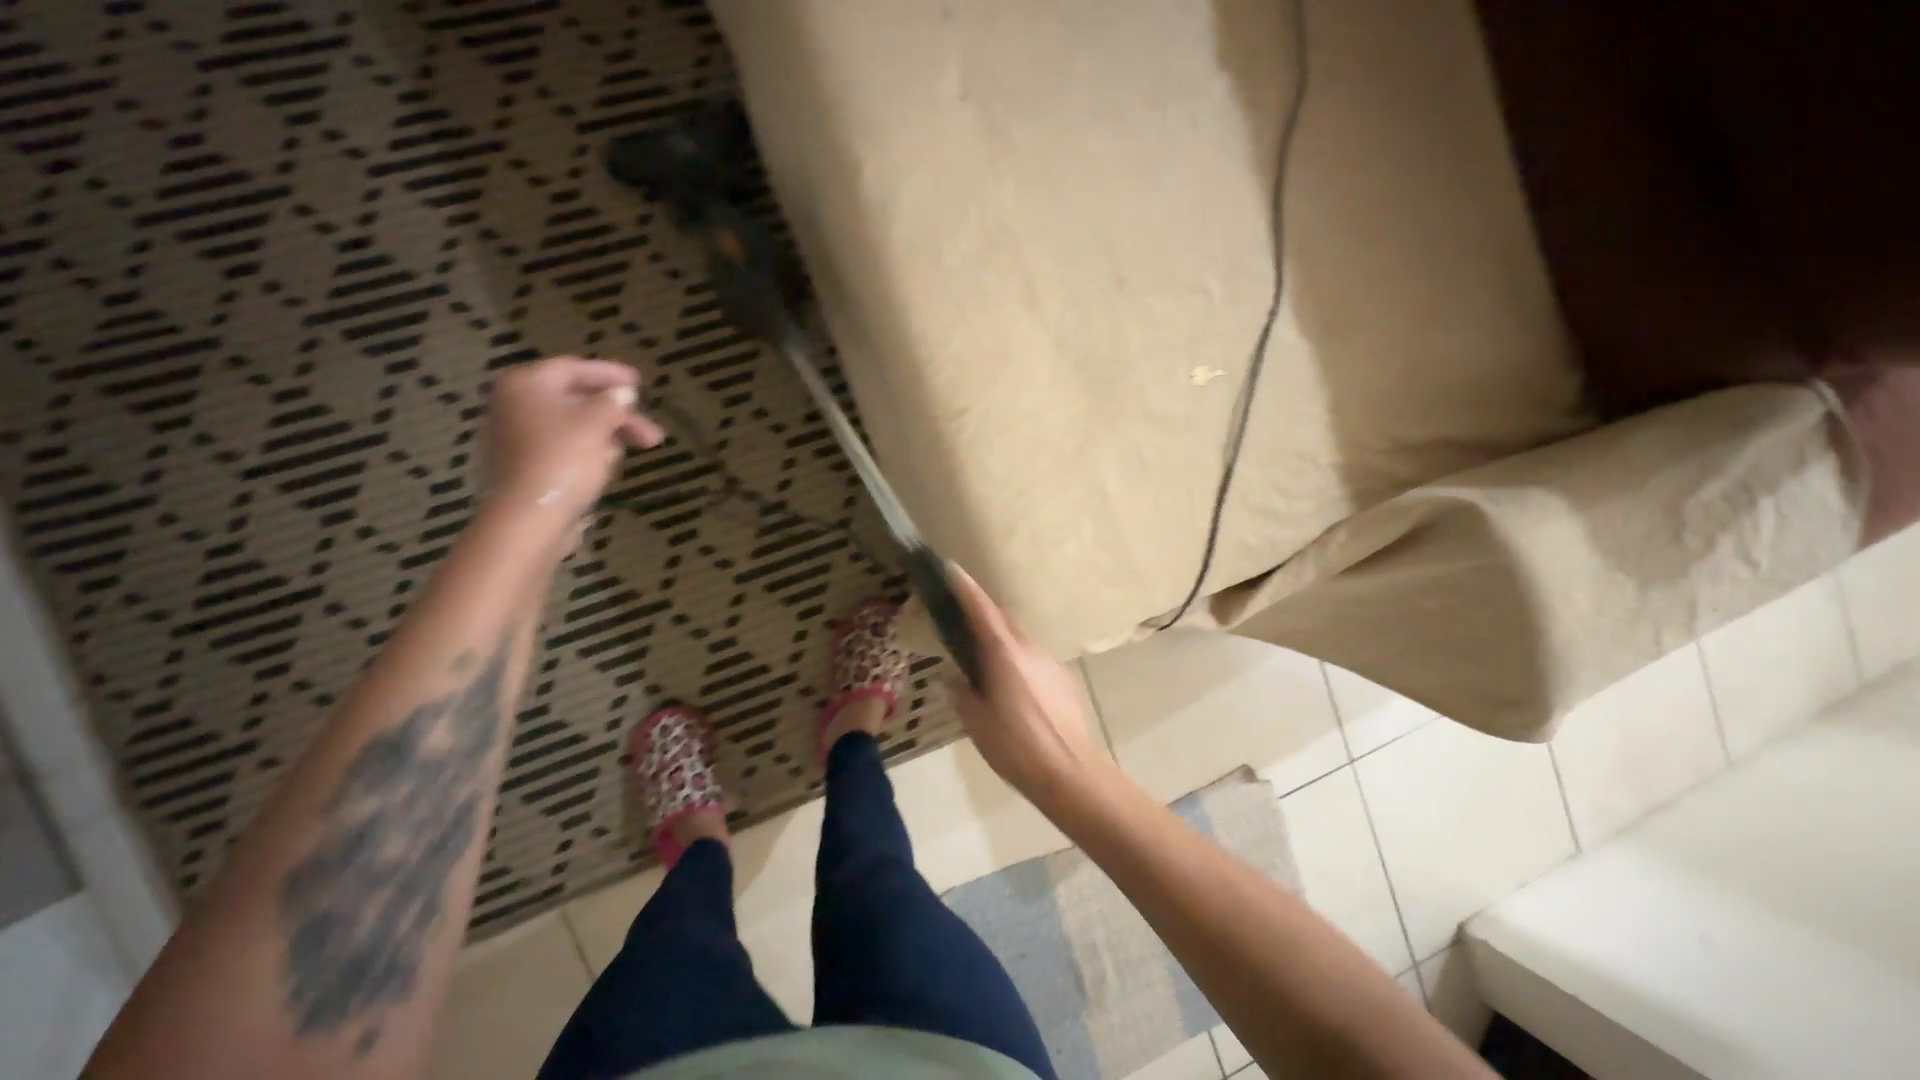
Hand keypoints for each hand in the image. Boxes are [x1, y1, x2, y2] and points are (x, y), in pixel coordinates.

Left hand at [485, 357, 664, 518]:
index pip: (573, 367)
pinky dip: (586, 453)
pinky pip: (560, 450)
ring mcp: (513, 438)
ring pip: (571, 428)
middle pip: (575, 401)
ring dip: (606, 436)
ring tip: (631, 453)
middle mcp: (512, 405)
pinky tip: (605, 468)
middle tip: (651, 433)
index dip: (610, 374)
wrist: (527, 519)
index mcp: (524, 384)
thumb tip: (623, 393)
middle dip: (617, 416)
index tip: (640, 383)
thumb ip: (613, 401)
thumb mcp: (597, 423)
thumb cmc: (562, 460)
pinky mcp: (521, 467)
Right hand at [946, 566, 1109, 798]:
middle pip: (1004, 619)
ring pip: (1021, 639)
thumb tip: (955, 680)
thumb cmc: (1016, 748)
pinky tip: (1013, 688)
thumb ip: (963, 695)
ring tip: (985, 660)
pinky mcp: (1065, 681)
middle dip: (983, 612)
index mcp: (1004, 655)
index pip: (982, 610)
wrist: (1070, 772)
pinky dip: (1019, 661)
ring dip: (1002, 639)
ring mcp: (1051, 664)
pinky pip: (1035, 660)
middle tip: (962, 618)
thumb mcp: (977, 724)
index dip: (965, 588)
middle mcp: (1030, 650)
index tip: (951, 569)